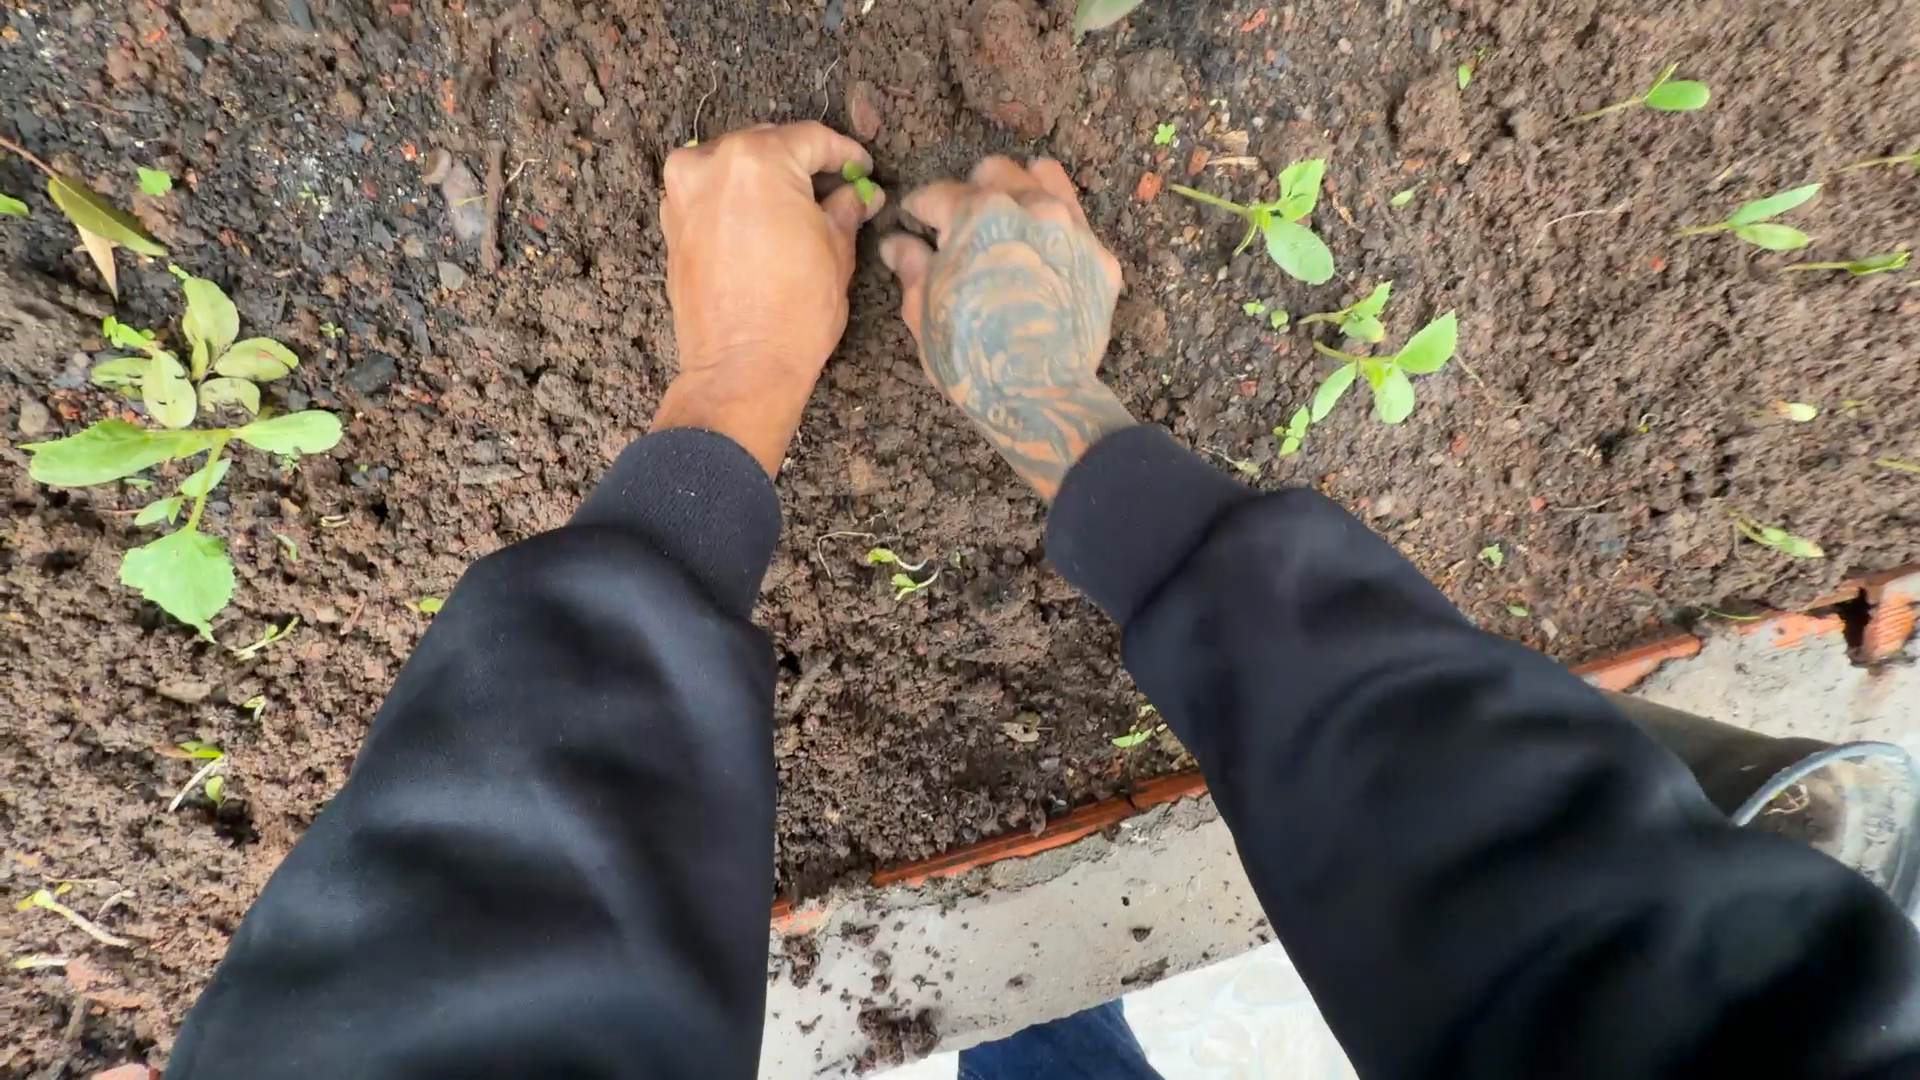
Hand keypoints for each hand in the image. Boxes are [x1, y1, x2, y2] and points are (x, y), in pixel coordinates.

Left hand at [653, 122, 882, 474]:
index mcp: (757, 161)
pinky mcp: (672, 227)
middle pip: (768, 146)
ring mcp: (683, 195)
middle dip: (804, 166)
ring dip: (768, 182)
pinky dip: (738, 203)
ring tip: (799, 211)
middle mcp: (710, 165)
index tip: (862, 168)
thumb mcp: (836, 255)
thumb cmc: (794, 315)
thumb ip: (845, 211)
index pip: (810, 139)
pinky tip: (764, 228)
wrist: (743, 368)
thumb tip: (857, 194)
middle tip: (836, 189)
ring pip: (735, 169)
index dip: (845, 153)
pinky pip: (711, 197)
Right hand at [880, 157, 1134, 500]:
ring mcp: (1071, 229)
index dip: (919, 208)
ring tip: (1006, 219)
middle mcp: (1029, 206)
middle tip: (961, 224)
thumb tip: (898, 244)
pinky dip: (1054, 224)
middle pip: (994, 174)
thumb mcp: (925, 315)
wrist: (1040, 397)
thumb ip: (912, 269)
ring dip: (1017, 192)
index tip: (913, 219)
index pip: (938, 194)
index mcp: (976, 216)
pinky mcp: (1100, 258)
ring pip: (1042, 181)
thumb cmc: (971, 359)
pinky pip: (1076, 220)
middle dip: (970, 192)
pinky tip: (1042, 245)